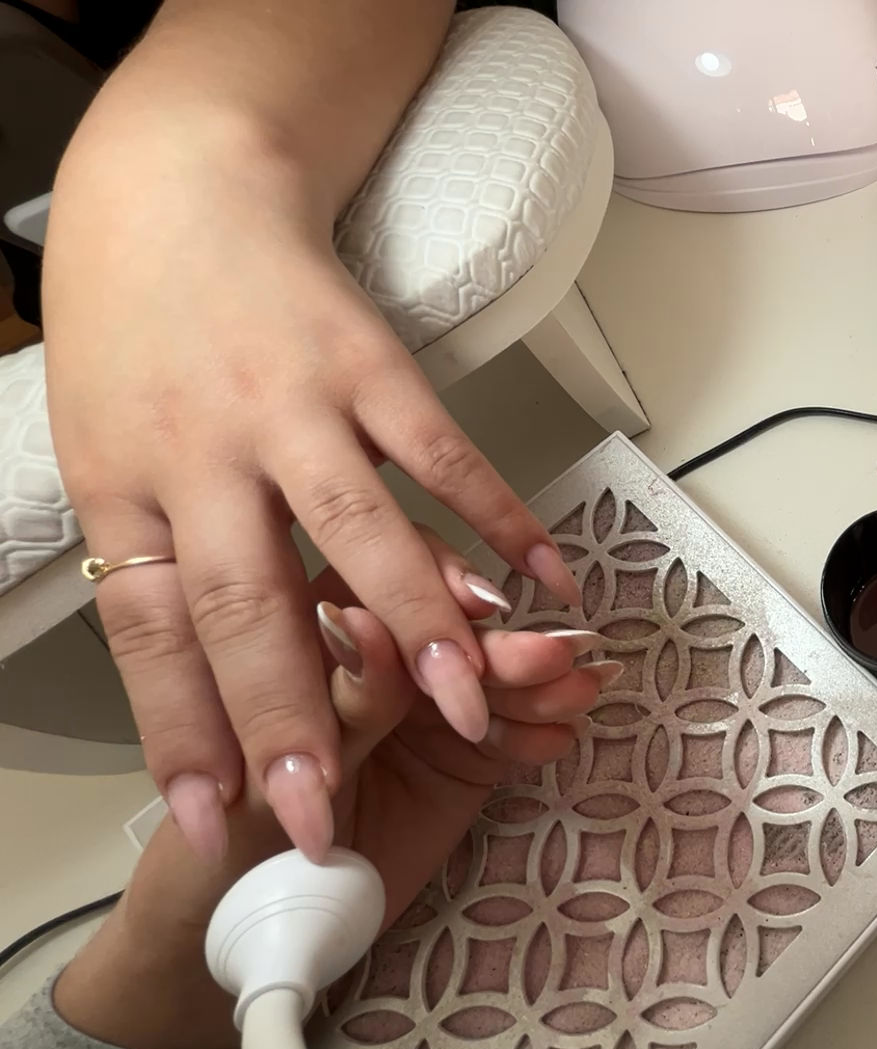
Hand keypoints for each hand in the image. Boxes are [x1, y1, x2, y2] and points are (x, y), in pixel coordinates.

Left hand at [44, 142, 580, 866]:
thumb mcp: (128, 446)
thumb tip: (302, 649)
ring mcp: (297, 411)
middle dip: (295, 717)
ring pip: (361, 536)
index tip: (223, 820)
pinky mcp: (376, 370)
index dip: (188, 733)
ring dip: (421, 626)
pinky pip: (448, 459)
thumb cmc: (154, 330)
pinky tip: (544, 574)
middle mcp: (205, 459)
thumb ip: (205, 547)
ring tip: (466, 702)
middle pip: (252, 606)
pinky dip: (502, 519)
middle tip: (330, 806)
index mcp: (128, 489)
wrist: (181, 195)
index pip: (157, 637)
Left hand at [51, 537, 614, 1048]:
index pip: (383, 596)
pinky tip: (561, 735)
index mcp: (316, 651)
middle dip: (510, 649)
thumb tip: (356, 618)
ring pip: (502, 683)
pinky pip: (520, 735)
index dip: (440, 595)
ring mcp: (438, 712)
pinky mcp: (474, 757)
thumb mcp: (268, 777)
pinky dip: (545, 732)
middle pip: (462, 638)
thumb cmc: (225, 852)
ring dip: (544, 686)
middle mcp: (388, 670)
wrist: (254, 942)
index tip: (483, 610)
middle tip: (554, 659)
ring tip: (578, 695)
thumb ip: (329, 705)